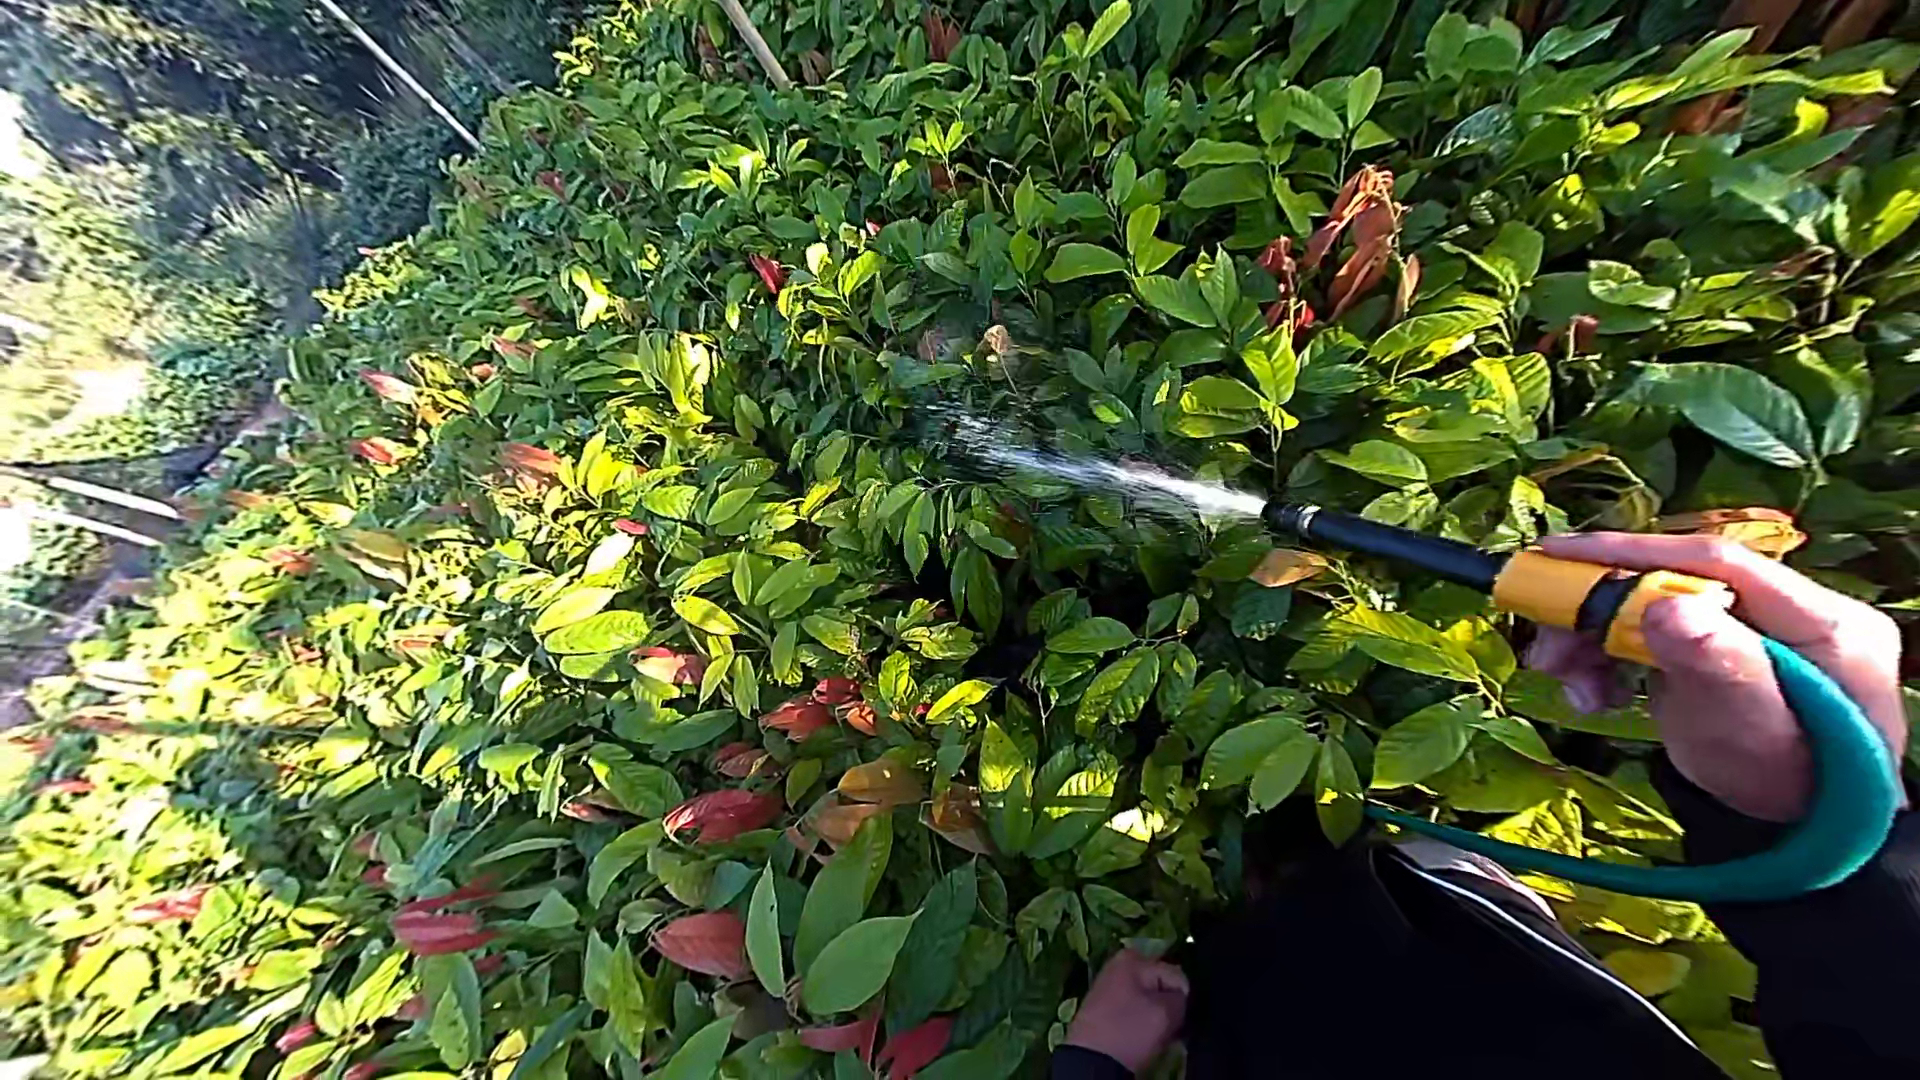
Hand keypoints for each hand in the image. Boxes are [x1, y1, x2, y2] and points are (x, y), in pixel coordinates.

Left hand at [1065, 948, 1188, 1074]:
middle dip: (1169, 1006)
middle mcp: (1122, 962)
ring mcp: (1113, 981)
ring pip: (1150, 997)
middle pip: (1162, 984)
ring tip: (1153, 1034)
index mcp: (1134, 957)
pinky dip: (1143, 1020)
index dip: (1183, 1000)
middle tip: (1167, 1028)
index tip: (1178, 1021)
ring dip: (1157, 1015)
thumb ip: (1180, 999)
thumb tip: (1182, 996)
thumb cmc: (1128, 1029)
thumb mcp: (1163, 1014)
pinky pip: (1136, 1006)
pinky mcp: (1108, 1001)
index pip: (1176, 976)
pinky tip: (1140, 1035)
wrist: (1092, 1057)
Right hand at [1525, 533, 1905, 821]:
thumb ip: (1717, 664)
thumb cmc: (1782, 777)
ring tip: (1568, 685)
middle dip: (1588, 614)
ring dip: (1583, 643)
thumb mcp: (1747, 725)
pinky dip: (1596, 660)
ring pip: (1631, 610)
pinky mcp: (1702, 647)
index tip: (1552, 553)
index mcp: (1816, 620)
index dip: (1629, 551)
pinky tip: (1592, 692)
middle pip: (1657, 585)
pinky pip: (1630, 634)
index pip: (1711, 561)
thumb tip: (1665, 606)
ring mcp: (1739, 630)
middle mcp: (1777, 612)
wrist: (1789, 821)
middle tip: (1548, 650)